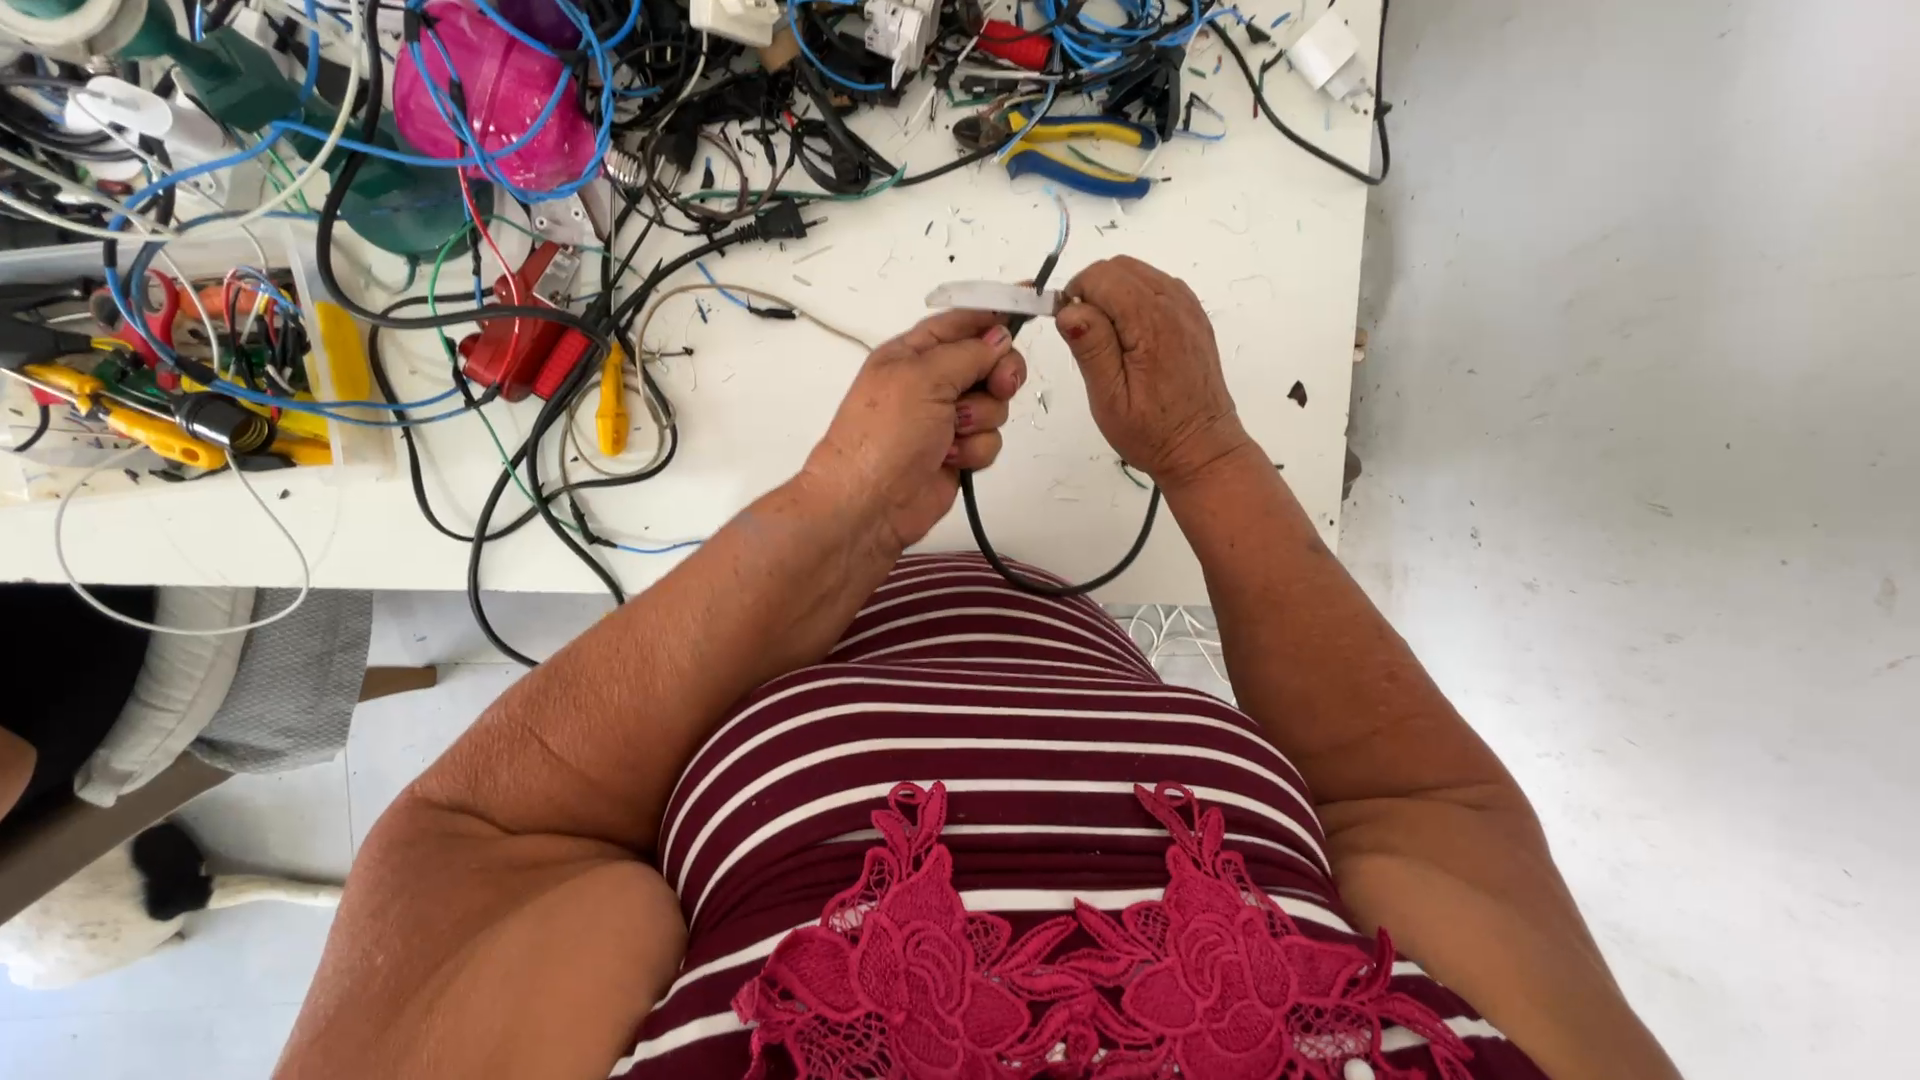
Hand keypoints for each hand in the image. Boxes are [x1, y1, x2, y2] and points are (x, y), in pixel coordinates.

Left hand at [801, 309, 1025, 551]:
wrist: (869, 504)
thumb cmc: (882, 436)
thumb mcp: (924, 377)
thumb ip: (969, 352)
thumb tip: (1000, 336)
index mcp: (915, 352)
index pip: (964, 320)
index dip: (996, 310)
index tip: (1030, 299)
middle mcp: (933, 382)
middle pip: (991, 361)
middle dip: (999, 374)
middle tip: (998, 385)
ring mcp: (946, 419)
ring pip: (996, 404)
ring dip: (980, 420)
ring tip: (949, 434)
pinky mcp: (959, 453)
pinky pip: (991, 440)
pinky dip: (975, 451)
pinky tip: (950, 460)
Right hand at [1056, 256, 1253, 488]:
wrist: (1202, 448)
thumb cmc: (1152, 432)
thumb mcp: (1110, 399)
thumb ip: (1091, 348)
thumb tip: (1070, 310)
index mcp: (1151, 323)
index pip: (1100, 277)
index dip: (1076, 296)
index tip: (1072, 332)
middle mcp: (1174, 305)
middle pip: (1119, 268)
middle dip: (1092, 292)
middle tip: (1088, 339)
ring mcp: (1188, 308)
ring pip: (1137, 273)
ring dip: (1113, 294)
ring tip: (1108, 341)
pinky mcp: (1193, 317)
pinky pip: (1156, 287)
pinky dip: (1135, 299)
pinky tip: (1131, 337)